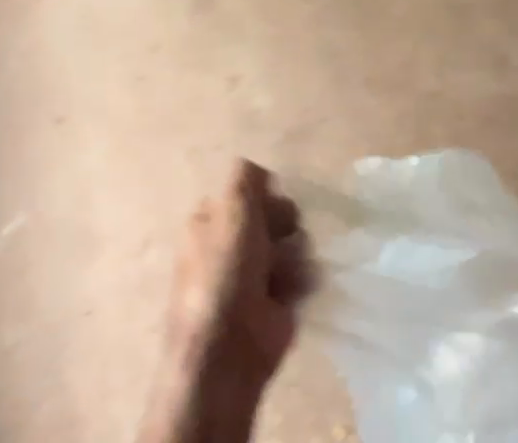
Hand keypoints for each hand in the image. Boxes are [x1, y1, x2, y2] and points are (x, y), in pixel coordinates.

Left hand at [139, 160, 311, 442]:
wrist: (229, 348)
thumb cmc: (224, 273)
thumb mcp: (232, 210)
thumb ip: (245, 179)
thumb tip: (260, 170)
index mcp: (213, 220)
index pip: (250, 192)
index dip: (264, 198)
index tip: (268, 207)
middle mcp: (234, 243)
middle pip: (277, 215)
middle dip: (283, 226)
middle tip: (279, 238)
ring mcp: (257, 273)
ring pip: (294, 244)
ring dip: (293, 256)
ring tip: (283, 276)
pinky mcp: (279, 300)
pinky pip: (303, 275)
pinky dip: (302, 281)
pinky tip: (294, 293)